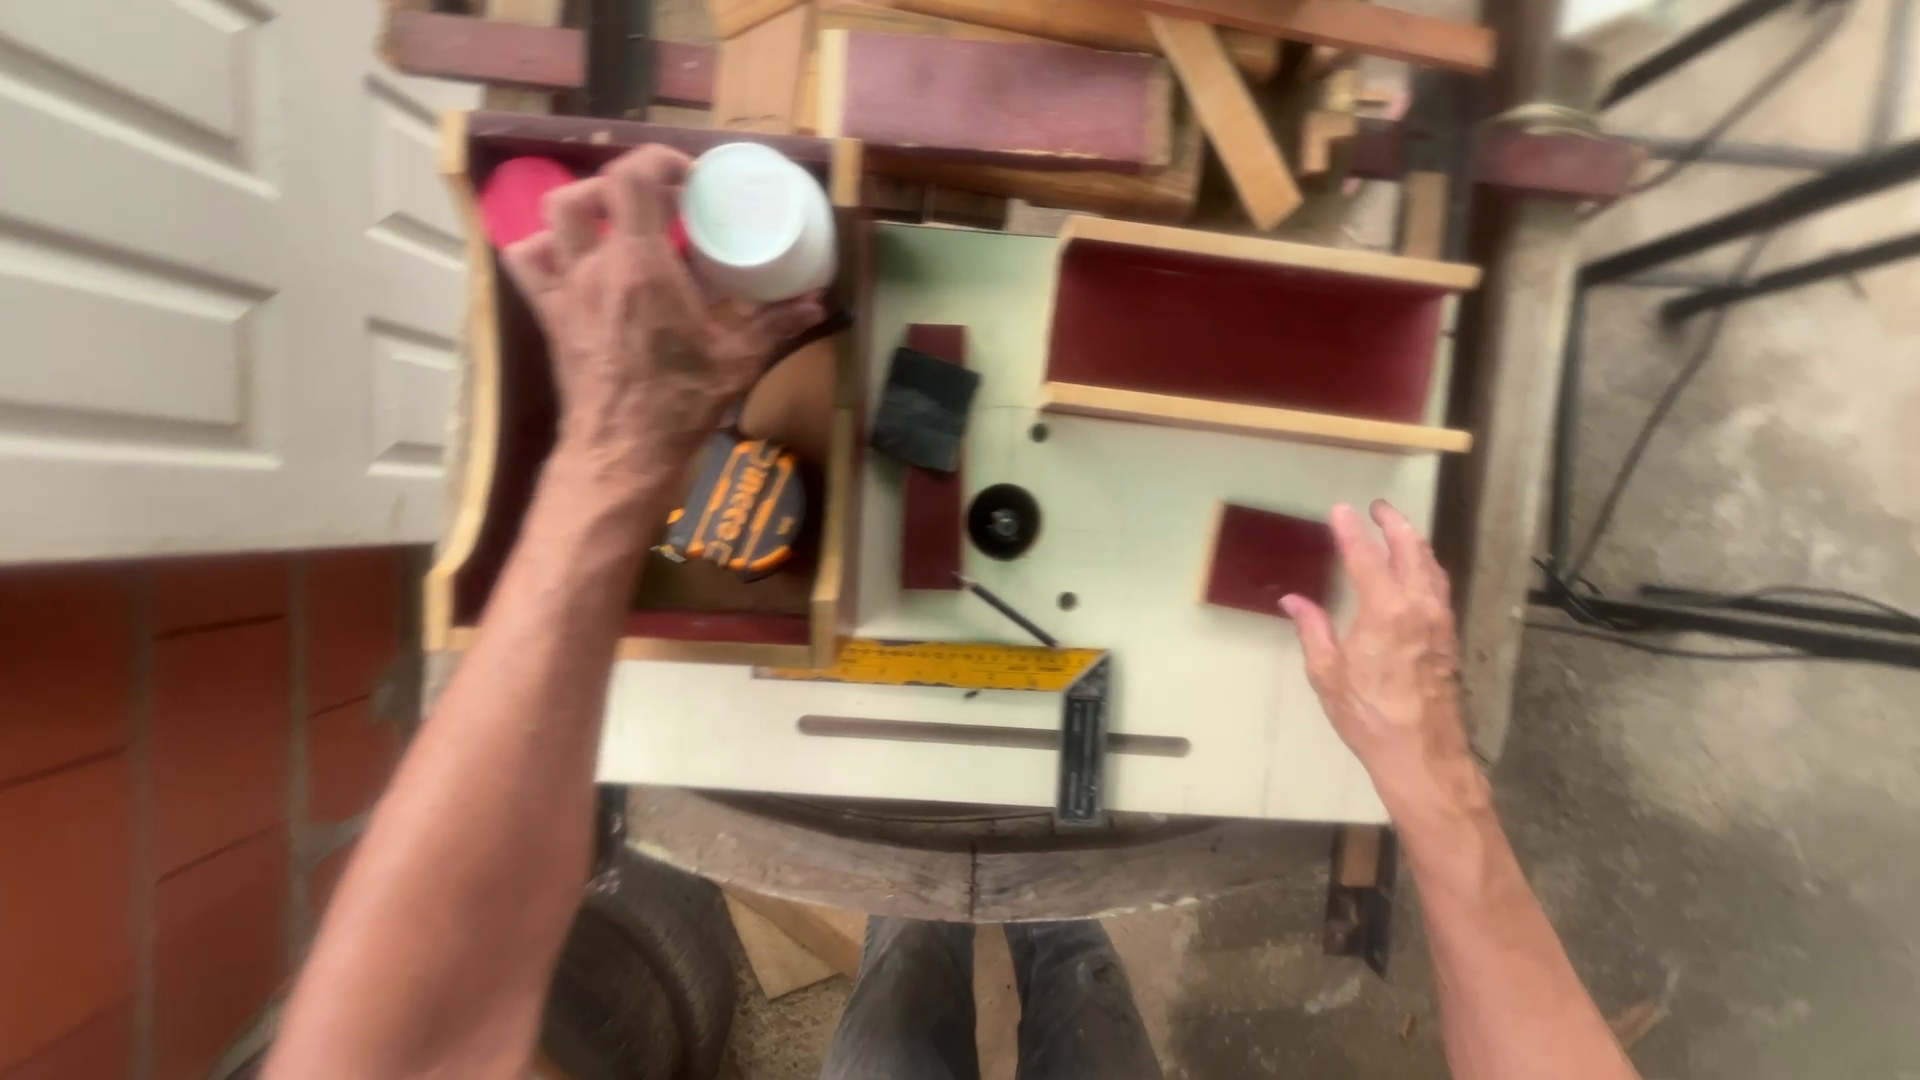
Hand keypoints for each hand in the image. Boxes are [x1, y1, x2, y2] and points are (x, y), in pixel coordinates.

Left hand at [501, 146, 824, 484]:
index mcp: (644, 266)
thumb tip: (816, 305)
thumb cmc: (681, 404)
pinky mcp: (550, 314)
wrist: (624, 450)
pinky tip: (575, 258)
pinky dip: (547, 245)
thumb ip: (776, 325)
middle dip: (632, 185)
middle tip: (664, 205)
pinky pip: (529, 259)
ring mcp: (566, 288)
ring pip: (557, 215)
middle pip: (597, 189)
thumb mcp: (738, 361)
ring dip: (588, 204)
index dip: (659, 160)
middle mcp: (597, 265)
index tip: (688, 177)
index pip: (634, 177)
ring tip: (620, 223)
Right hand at [1281, 502, 1479, 811]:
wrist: (1421, 753)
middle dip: (1394, 524)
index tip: (1340, 509)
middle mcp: (1419, 608)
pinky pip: (1439, 588)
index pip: (1366, 558)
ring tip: (1399, 529)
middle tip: (1378, 508)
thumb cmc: (1367, 714)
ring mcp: (1439, 622)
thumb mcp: (1326, 672)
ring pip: (1431, 568)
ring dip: (1414, 542)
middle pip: (1411, 551)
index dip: (1351, 532)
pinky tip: (1418, 570)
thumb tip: (1293, 601)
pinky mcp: (1448, 638)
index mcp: (1385, 612)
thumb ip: (1312, 629)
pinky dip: (1426, 567)